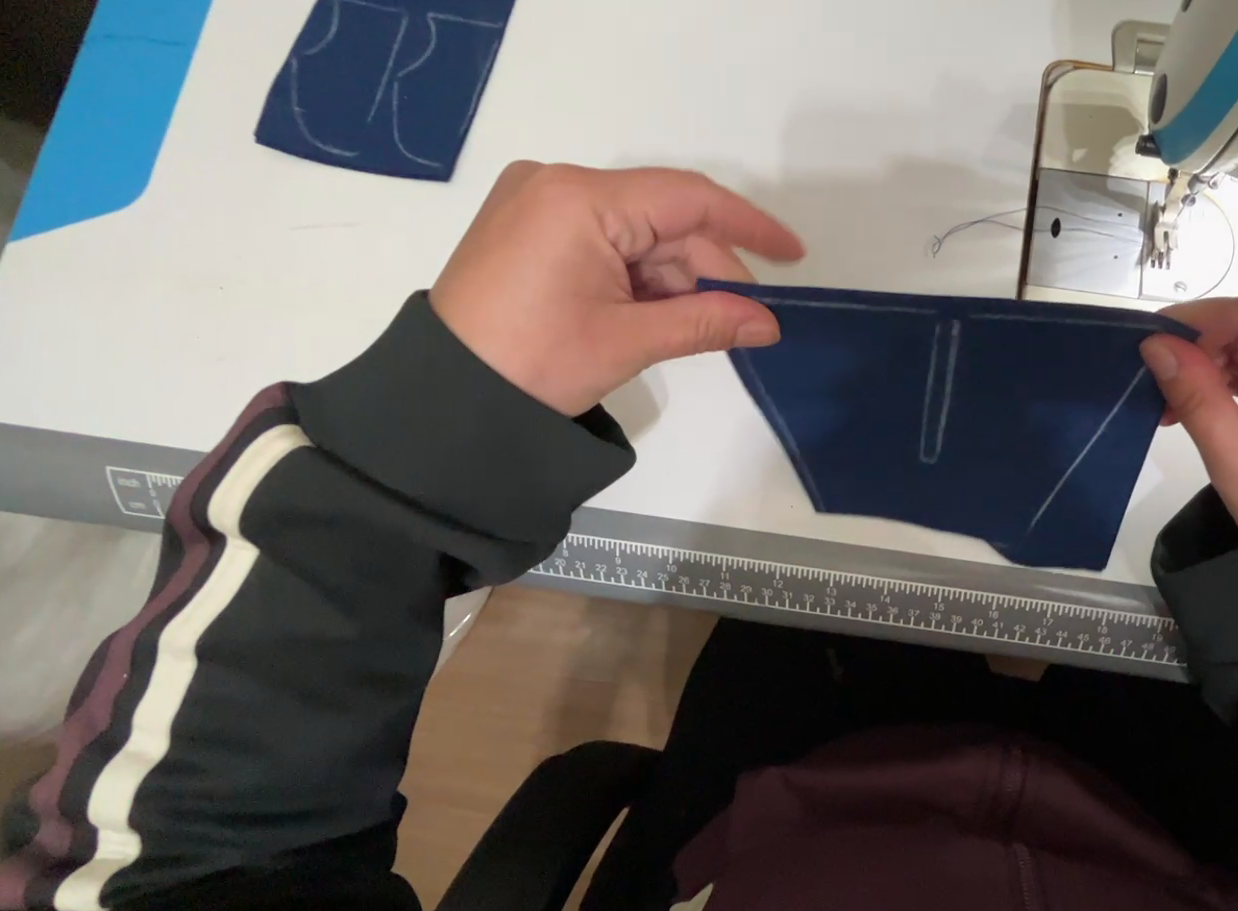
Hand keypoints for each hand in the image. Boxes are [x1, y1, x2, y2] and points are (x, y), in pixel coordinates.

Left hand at [430, 162, 804, 416]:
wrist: (445, 398)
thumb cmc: (535, 365)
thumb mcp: (629, 341)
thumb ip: (706, 321)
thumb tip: (769, 323)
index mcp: (581, 198)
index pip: (687, 198)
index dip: (748, 226)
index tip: (793, 254)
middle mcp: (558, 184)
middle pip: (662, 218)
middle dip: (705, 268)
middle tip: (744, 316)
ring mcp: (539, 204)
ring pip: (636, 234)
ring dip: (671, 280)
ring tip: (687, 328)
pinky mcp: (530, 229)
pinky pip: (606, 242)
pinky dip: (638, 279)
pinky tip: (649, 315)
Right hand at [1140, 297, 1237, 538]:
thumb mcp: (1235, 462)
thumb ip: (1197, 397)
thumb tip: (1156, 344)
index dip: (1198, 323)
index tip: (1149, 346)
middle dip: (1203, 342)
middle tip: (1158, 377)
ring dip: (1215, 355)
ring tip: (1179, 397)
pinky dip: (1235, 364)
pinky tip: (1208, 392)